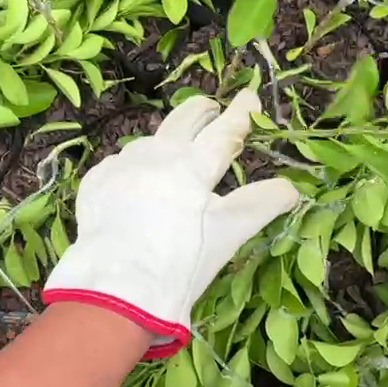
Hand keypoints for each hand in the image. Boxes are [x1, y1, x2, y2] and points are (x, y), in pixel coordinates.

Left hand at [44, 91, 301, 357]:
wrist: (119, 289)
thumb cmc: (181, 264)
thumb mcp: (228, 233)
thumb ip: (260, 204)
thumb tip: (291, 188)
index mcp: (192, 167)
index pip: (223, 132)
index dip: (240, 114)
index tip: (249, 97)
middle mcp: (155, 156)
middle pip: (182, 119)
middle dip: (201, 111)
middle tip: (211, 109)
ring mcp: (121, 167)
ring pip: (149, 141)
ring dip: (167, 140)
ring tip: (173, 151)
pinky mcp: (96, 184)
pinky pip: (120, 164)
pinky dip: (135, 166)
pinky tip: (138, 181)